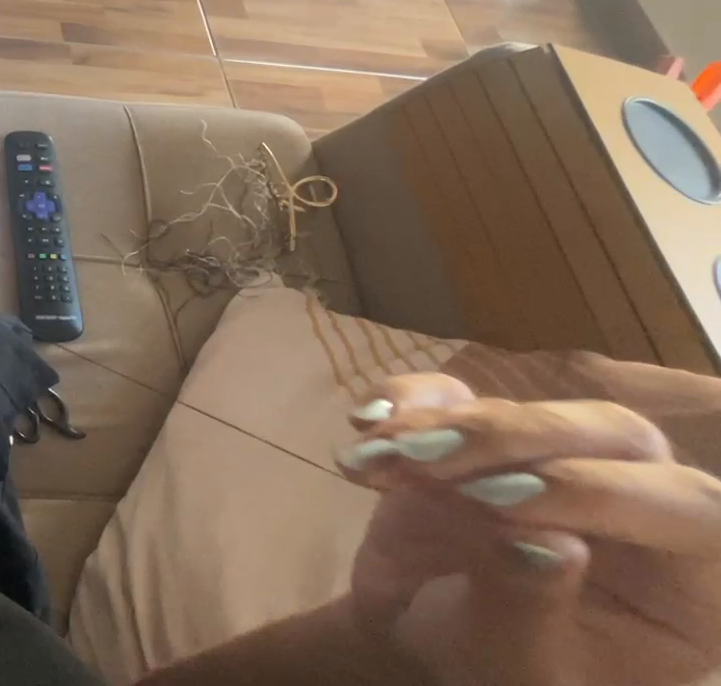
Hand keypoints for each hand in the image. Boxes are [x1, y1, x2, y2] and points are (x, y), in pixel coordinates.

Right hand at [338, 373, 720, 685]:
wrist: (417, 634)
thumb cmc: (491, 668)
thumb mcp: (513, 664)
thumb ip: (529, 605)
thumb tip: (550, 541)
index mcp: (687, 580)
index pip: (689, 510)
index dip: (600, 491)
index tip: (493, 502)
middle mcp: (630, 507)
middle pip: (609, 434)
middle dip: (507, 436)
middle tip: (419, 460)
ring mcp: (544, 461)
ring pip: (518, 407)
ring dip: (433, 425)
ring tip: (369, 462)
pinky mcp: (470, 437)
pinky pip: (449, 392)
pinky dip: (403, 397)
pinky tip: (362, 422)